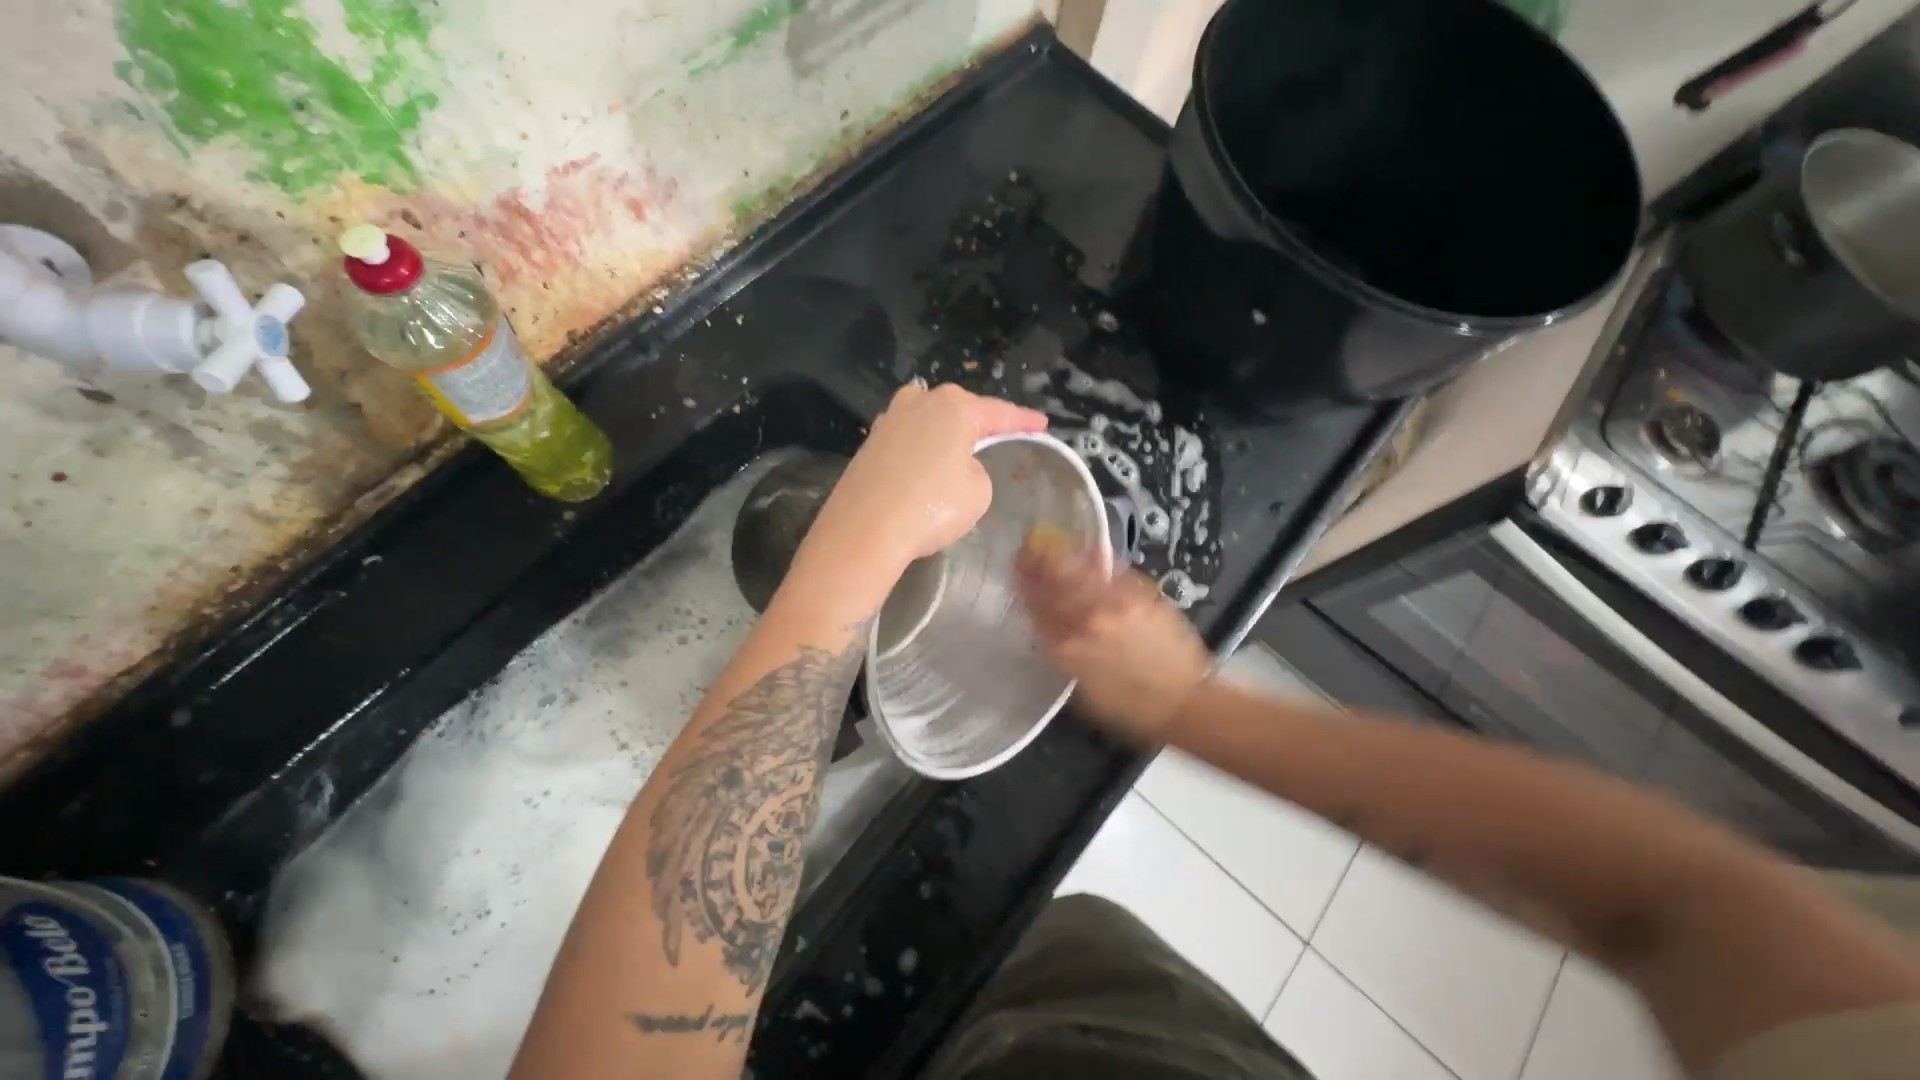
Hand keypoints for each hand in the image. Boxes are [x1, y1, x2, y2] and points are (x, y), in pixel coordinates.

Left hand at [801, 382, 1047, 585]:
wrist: (865, 531)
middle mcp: (918, 402)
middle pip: (959, 411)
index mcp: (953, 406)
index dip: (1023, 421)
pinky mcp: (868, 446)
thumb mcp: (978, 491)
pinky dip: (921, 454)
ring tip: (962, 454)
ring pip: (929, 424)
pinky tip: (927, 471)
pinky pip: (908, 444)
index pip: (998, 412)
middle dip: (979, 423)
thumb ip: (976, 469)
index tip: (1041, 423)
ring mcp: (888, 421)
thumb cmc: (932, 507)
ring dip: (945, 437)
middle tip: (1000, 436)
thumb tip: (955, 467)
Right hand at [1017, 535, 1213, 743]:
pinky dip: (1096, 562)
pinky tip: (1090, 557)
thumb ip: (1064, 656)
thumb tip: (1054, 633)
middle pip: (1055, 579)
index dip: (1025, 584)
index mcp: (1068, 647)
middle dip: (1038, 562)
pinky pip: (1113, 570)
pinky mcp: (1143, 594)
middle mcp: (1088, 618)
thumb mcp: (1082, 691)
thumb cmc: (1131, 708)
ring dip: (1064, 555)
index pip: (1037, 606)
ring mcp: (1117, 602)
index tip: (1018, 570)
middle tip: (1030, 549)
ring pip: (1082, 568)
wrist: (1184, 702)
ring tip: (1055, 546)